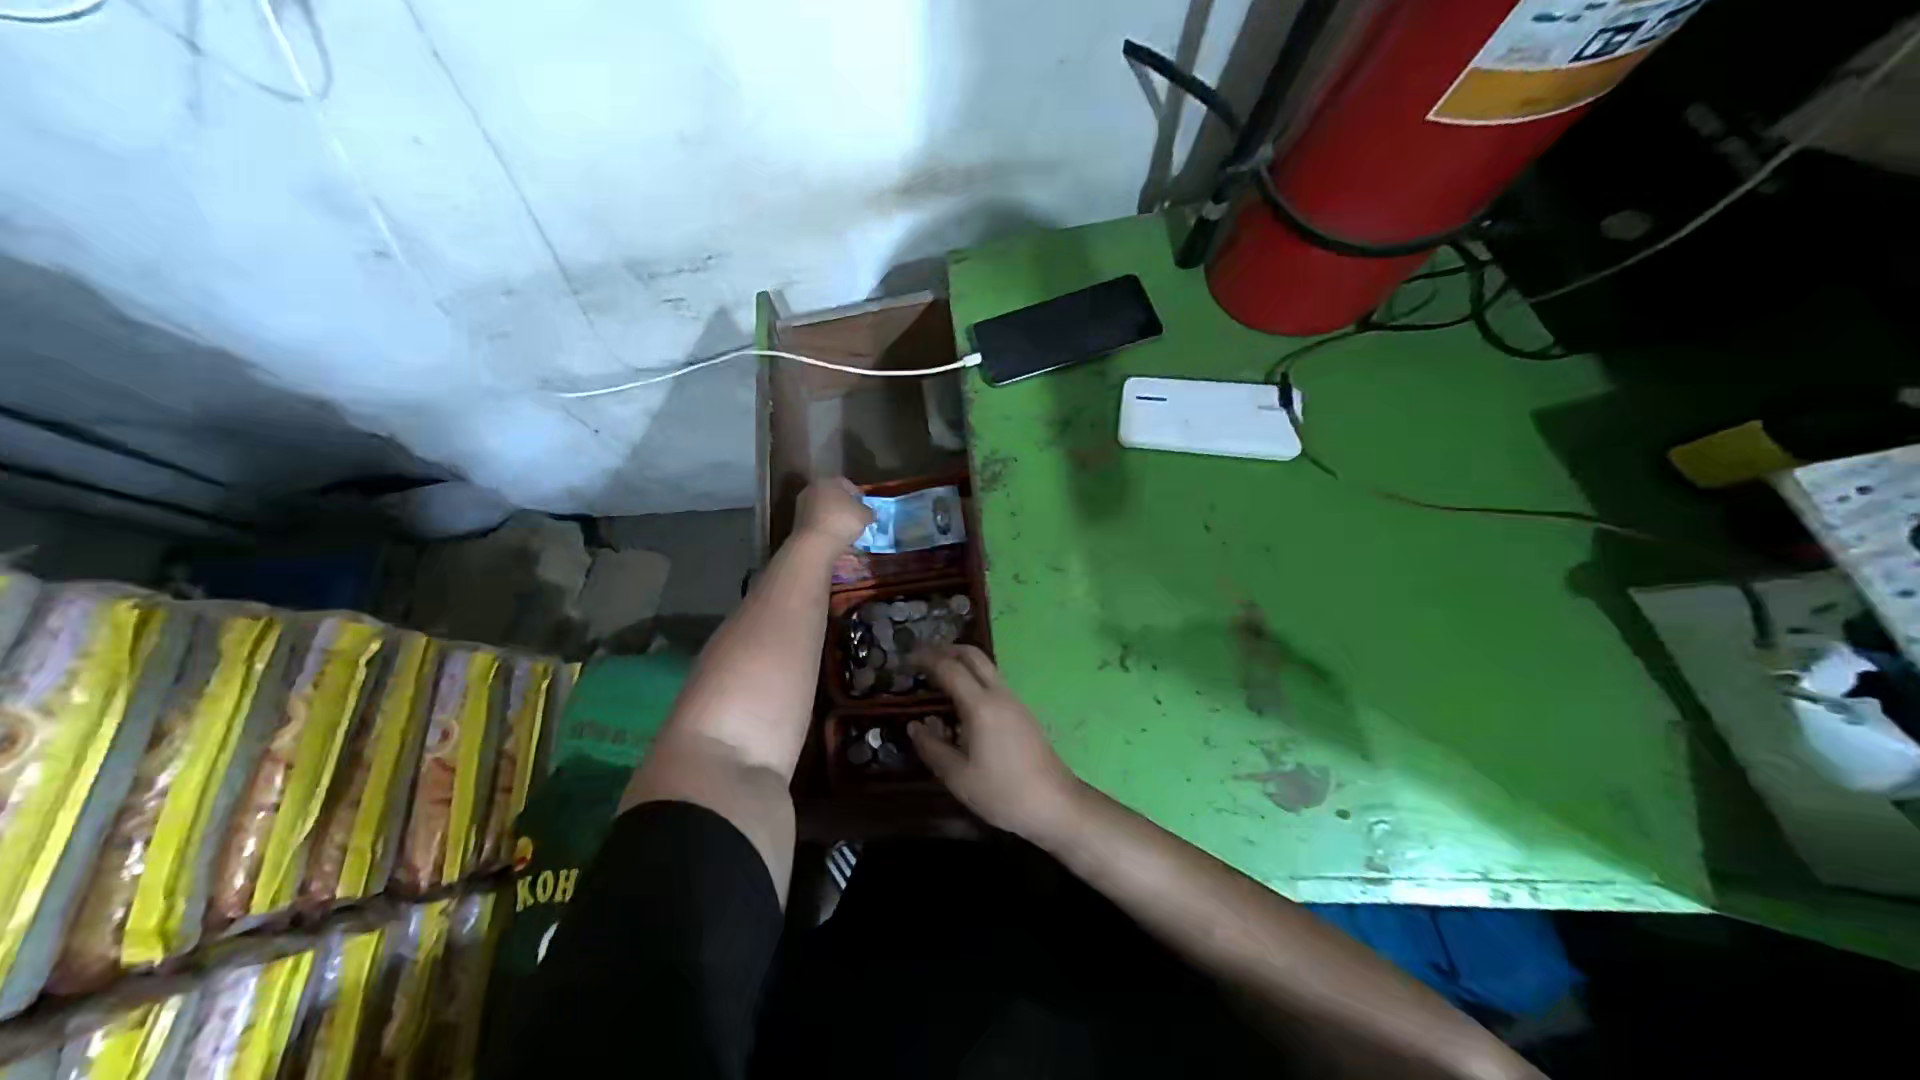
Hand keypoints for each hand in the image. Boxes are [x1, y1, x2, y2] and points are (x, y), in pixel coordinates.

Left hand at [794, 476, 871, 548]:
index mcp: (828, 481)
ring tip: (845, 531)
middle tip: (855, 518)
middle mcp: (812, 489)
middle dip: (844, 506)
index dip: (858, 495)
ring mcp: (802, 506)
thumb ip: (868, 511)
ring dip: (833, 518)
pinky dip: (825, 527)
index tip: (864, 507)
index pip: (846, 484)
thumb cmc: (842, 521)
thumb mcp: (865, 515)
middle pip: (833, 496)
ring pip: (823, 510)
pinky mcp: (797, 523)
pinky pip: (817, 522)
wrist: (815, 543)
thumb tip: (868, 513)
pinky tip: (834, 537)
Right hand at [907, 645, 1083, 843]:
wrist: (1055, 804)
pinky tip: (958, 702)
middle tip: (920, 660)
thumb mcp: (958, 777)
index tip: (905, 661)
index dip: (925, 659)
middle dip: (944, 650)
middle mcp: (999, 694)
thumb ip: (932, 748)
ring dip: (959, 663)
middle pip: (972, 655)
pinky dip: (971, 679)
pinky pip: (992, 683)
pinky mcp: (1021, 712)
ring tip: (935, 679)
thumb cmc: (1003, 793)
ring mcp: (1014, 701)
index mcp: (981, 706)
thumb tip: (915, 726)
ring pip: (984, 667)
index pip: (949, 668)